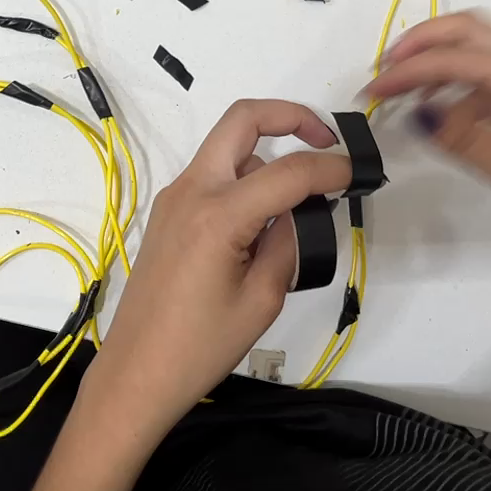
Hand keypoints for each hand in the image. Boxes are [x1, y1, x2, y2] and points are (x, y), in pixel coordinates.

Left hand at [86, 100, 351, 436]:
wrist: (134, 375)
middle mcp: (191, 190)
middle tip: (327, 140)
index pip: (288, 172)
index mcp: (217, 215)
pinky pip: (215, 173)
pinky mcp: (169, 211)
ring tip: (298, 203)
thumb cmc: (200, 348)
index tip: (356, 175)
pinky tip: (264, 220)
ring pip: (228, 145)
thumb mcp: (262, 299)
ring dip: (267, 153)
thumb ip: (288, 241)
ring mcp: (175, 196)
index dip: (330, 168)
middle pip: (243, 118)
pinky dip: (246, 177)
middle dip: (291, 115)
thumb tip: (302, 208)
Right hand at [362, 11, 490, 256]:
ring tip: (402, 87)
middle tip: (386, 68)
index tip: (372, 90)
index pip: (455, 56)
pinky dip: (454, 87)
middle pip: (467, 30)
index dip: (409, 69)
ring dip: (437, 60)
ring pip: (477, 52)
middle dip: (421, 41)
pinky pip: (485, 80)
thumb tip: (416, 112)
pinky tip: (440, 113)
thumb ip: (463, 137)